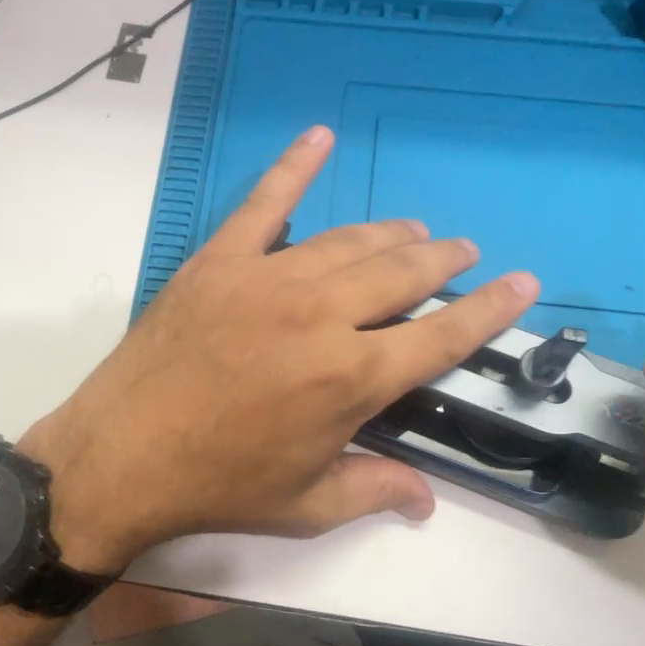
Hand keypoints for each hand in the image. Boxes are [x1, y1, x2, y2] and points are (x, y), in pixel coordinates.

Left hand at [20, 126, 538, 574]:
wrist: (122, 458)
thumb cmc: (218, 487)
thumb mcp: (305, 506)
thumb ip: (374, 491)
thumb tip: (427, 501)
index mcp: (352, 378)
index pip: (441, 335)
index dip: (489, 310)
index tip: (521, 284)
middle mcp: (322, 316)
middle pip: (403, 274)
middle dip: (443, 262)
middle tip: (463, 254)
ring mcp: (269, 279)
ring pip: (349, 242)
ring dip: (391, 234)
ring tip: (415, 232)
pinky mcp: (220, 262)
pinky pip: (264, 204)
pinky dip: (294, 168)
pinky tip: (318, 139)